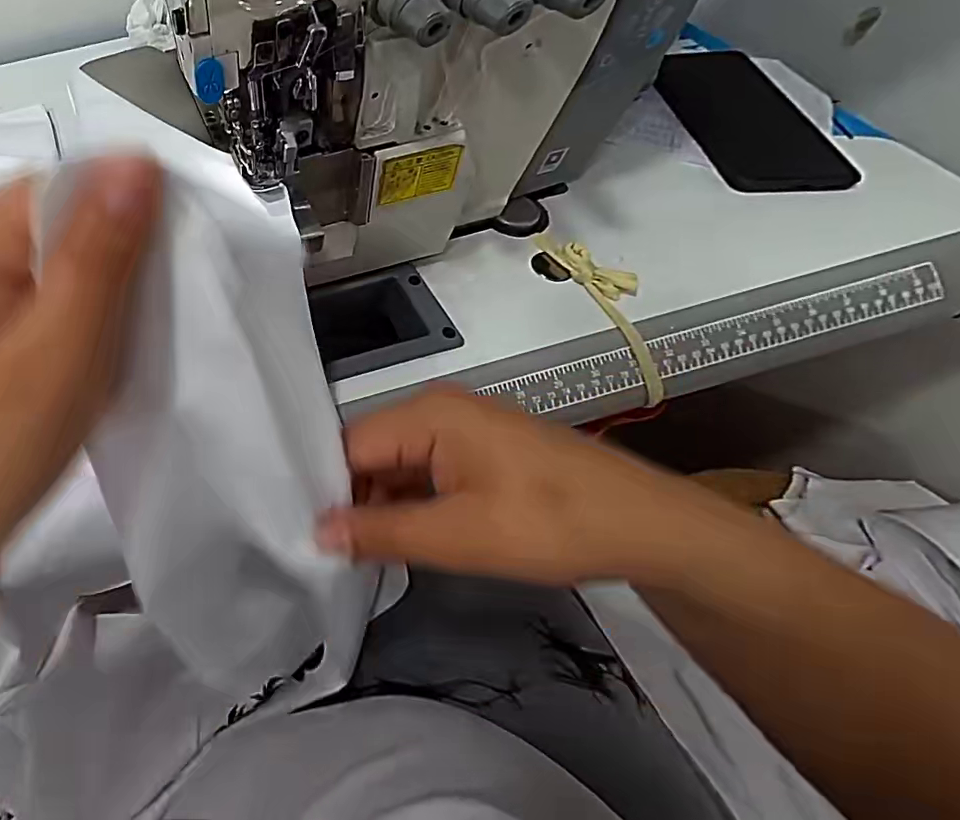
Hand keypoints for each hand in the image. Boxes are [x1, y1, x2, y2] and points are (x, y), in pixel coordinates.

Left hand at [0, 156, 161, 580]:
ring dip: (82, 290)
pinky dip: (58, 316)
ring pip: (34, 264)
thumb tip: (135, 162)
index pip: (51, 186)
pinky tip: (73, 358)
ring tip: (106, 341)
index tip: (159, 257)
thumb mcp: (59, 351)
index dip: (115, 208)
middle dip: (100, 256)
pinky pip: (18, 299)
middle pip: (40, 223)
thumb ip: (98, 255)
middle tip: (134, 312)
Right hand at [315, 387, 760, 587]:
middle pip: (370, 450)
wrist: (648, 526)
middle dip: (354, 497)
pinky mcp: (477, 446)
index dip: (327, 489)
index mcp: (426, 413)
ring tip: (366, 550)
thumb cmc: (551, 523)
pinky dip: (411, 499)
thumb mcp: (459, 537)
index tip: (310, 533)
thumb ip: (381, 532)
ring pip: (396, 461)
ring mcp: (459, 425)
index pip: (349, 445)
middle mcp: (435, 408)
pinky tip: (405, 534)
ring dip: (382, 502)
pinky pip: (424, 467)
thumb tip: (317, 533)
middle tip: (337, 551)